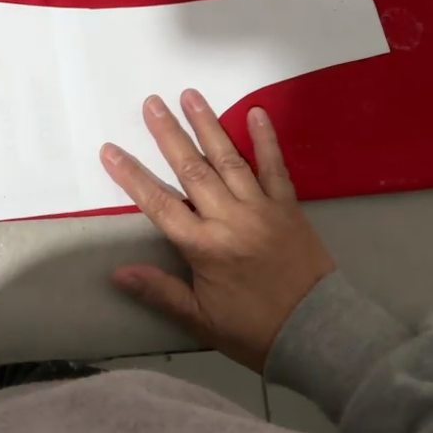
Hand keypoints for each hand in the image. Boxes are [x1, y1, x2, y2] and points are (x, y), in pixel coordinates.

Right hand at [101, 91, 335, 371]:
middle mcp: (230, 219)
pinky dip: (266, 140)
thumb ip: (160, 292)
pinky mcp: (288, 206)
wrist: (322, 336)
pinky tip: (257, 112)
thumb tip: (117, 273)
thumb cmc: (255, 330)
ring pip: (228, 160)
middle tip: (151, 103)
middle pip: (191, 170)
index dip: (132, 176)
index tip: (110, 150)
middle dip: (168, 134)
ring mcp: (261, 208)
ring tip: (189, 95)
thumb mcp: (201, 321)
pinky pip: (275, 167)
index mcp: (205, 247)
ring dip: (207, 125)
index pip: (159, 204)